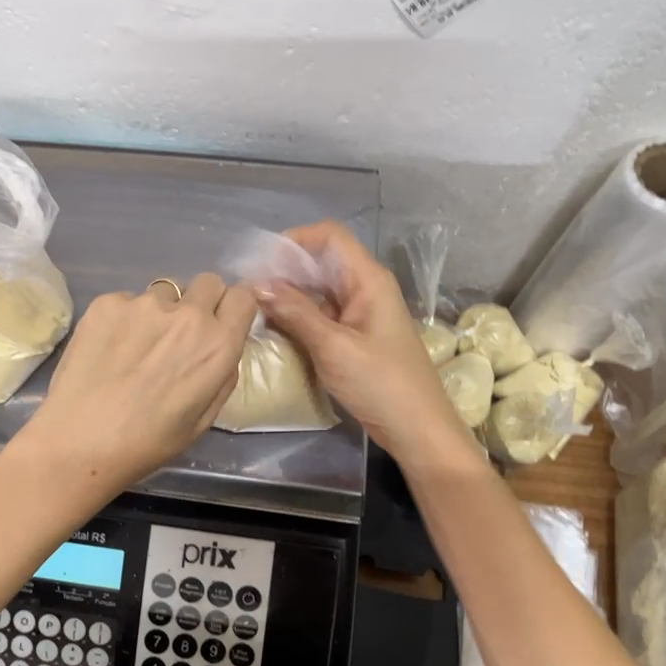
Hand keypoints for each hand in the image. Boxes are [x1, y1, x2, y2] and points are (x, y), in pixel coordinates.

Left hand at [17, 273, 255, 496]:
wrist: (80, 441)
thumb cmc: (148, 443)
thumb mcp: (203, 420)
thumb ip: (222, 376)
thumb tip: (219, 350)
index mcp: (217, 345)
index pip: (243, 297)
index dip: (233, 308)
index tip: (221, 322)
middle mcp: (187, 314)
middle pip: (207, 283)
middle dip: (201, 302)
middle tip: (180, 334)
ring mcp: (144, 304)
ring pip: (164, 294)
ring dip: (159, 313)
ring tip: (135, 349)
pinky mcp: (106, 303)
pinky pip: (126, 302)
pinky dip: (123, 320)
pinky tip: (108, 350)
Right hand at [257, 221, 472, 464]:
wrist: (417, 429)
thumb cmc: (381, 384)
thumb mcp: (333, 348)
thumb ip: (295, 313)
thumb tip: (258, 285)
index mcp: (368, 280)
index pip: (329, 237)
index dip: (294, 240)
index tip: (260, 261)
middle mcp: (365, 288)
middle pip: (321, 261)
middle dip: (284, 270)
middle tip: (248, 289)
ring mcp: (360, 313)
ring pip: (318, 289)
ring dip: (288, 294)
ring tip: (255, 308)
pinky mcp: (354, 336)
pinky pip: (321, 314)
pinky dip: (298, 316)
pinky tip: (274, 328)